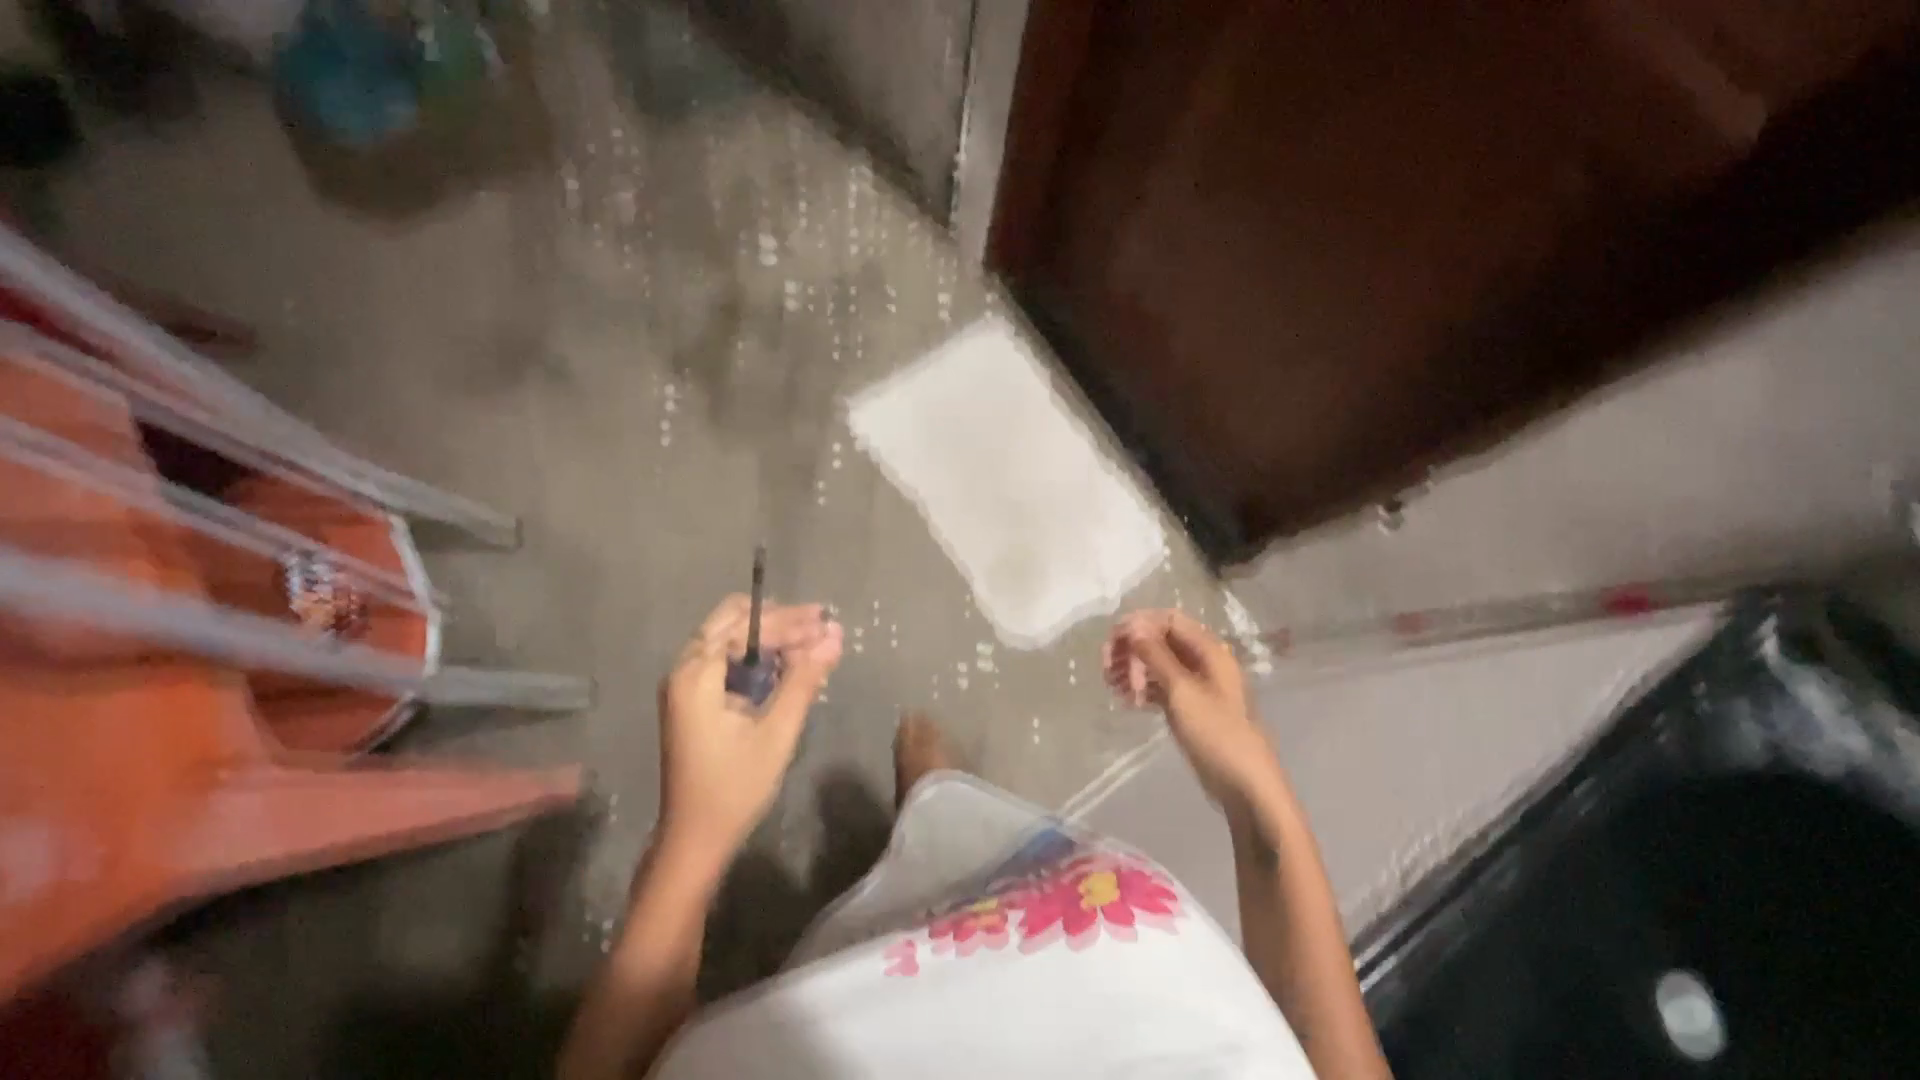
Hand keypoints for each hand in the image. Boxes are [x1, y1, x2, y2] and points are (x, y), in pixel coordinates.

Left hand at [655, 594, 843, 871]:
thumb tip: (834, 636)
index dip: (786, 620)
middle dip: (778, 621)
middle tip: (821, 624)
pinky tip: (787, 664)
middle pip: (731, 624)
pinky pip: (724, 661)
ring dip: (768, 637)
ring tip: (812, 641)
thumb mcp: (776, 732)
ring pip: (728, 640)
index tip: (825, 621)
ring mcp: (685, 686)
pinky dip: (755, 656)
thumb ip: (804, 679)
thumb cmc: (735, 787)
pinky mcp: (692, 701)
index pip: (743, 625)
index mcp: (695, 675)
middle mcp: (683, 671)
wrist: (695, 837)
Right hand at [1105, 610, 1284, 807]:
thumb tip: (1133, 626)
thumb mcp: (1182, 691)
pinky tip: (1127, 701)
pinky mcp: (1188, 707)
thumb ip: (1156, 656)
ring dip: (1133, 669)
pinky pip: (1160, 686)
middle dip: (1132, 649)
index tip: (1113, 641)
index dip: (1139, 624)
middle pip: (1161, 640)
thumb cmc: (1216, 733)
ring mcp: (1195, 685)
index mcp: (1209, 650)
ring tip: (1112, 686)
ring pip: (1157, 664)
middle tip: (1107, 669)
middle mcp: (1203, 662)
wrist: (1243, 784)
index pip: (1169, 620)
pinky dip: (1142, 688)